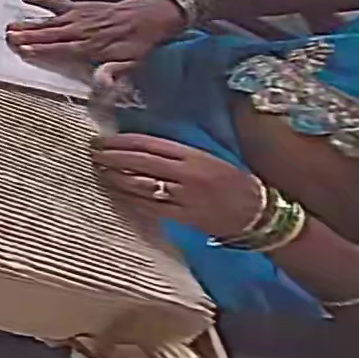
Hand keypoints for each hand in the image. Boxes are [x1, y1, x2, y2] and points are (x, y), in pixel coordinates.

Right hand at [7, 0, 185, 63]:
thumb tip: (102, 82)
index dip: (43, 50)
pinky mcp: (80, 6)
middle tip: (10, 37)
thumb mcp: (134, 62)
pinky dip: (42, 0)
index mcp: (93, 47)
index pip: (62, 49)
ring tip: (11, 26)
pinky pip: (57, 3)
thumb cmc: (140, 43)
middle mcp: (82, 31)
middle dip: (29, 36)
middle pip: (51, 34)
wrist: (153, 15)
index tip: (25, 50)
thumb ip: (114, 72)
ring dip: (30, 24)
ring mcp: (79, 16)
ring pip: (50, 21)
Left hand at [90, 134, 263, 238]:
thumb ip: (176, 153)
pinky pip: (149, 206)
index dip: (121, 141)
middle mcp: (188, 174)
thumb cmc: (234, 183)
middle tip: (93, 153)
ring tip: (100, 171)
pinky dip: (128, 198)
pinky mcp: (185, 217)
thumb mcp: (209, 159)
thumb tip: (137, 145)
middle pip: (140, 161)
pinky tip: (114, 192)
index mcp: (195, 156)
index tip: (102, 140)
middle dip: (112, 156)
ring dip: (115, 176)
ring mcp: (186, 197)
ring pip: (141, 183)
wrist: (265, 217)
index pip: (149, 143)